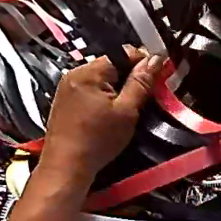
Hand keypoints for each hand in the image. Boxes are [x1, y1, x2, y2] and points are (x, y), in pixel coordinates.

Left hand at [39, 48, 164, 183]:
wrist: (66, 167)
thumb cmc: (96, 142)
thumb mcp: (126, 112)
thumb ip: (141, 83)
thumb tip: (155, 59)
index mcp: (89, 72)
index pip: (123, 53)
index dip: (143, 63)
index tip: (156, 78)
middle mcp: (75, 74)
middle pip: (112, 64)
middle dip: (129, 78)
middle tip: (141, 99)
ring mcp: (67, 87)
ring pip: (102, 78)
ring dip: (116, 89)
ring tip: (124, 110)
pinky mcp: (65, 100)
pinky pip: (90, 89)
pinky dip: (103, 97)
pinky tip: (108, 115)